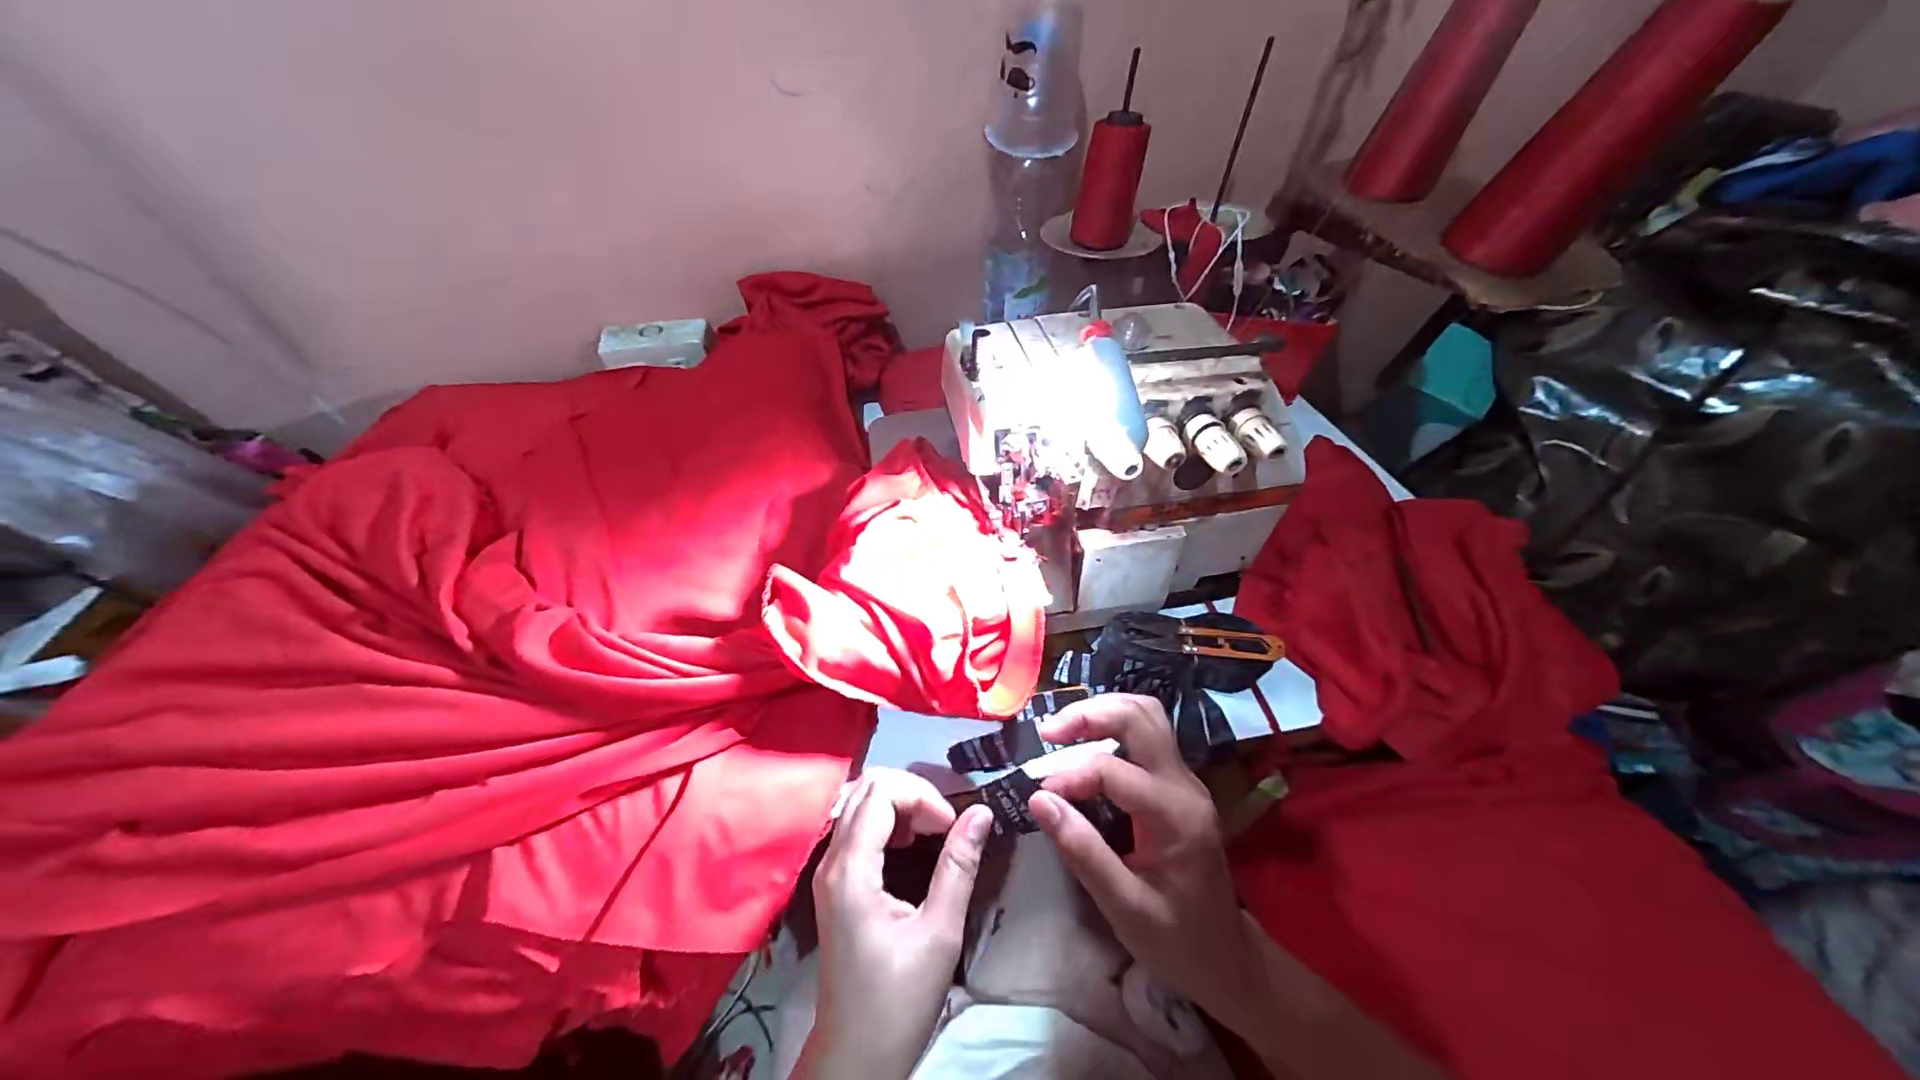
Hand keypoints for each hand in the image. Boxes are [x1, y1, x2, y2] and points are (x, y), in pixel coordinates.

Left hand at [795, 768, 992, 1079]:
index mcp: (850, 869)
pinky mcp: (835, 883)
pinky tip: (910, 843)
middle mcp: (831, 860)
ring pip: (859, 804)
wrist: (855, 1056)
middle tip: (944, 823)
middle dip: (911, 793)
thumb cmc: (898, 1000)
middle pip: (865, 789)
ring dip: (899, 805)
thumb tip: (981, 812)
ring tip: (932, 830)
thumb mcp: (938, 933)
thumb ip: (958, 866)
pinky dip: (886, 821)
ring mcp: (828, 870)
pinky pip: (856, 827)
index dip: (922, 796)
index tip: (952, 825)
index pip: (880, 793)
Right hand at [1027, 695, 1273, 1044]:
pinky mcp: (1177, 784)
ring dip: (1102, 713)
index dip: (1069, 776)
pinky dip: (1112, 726)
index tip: (1039, 796)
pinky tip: (1086, 742)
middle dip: (1089, 714)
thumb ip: (1082, 851)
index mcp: (1174, 815)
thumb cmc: (1176, 939)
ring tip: (1062, 730)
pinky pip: (1146, 735)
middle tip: (1047, 732)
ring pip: (1146, 716)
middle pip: (1140, 718)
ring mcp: (1184, 780)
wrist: (1227, 959)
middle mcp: (1184, 785)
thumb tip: (1039, 800)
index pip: (1112, 770)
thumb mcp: (1123, 906)